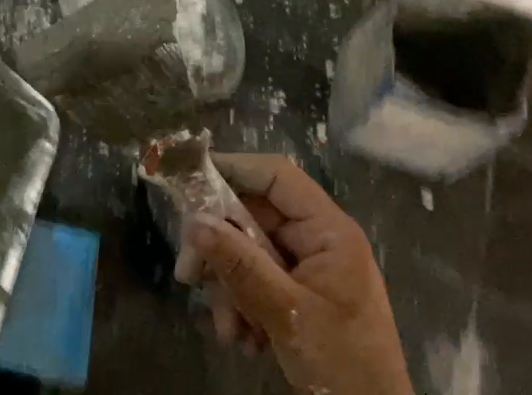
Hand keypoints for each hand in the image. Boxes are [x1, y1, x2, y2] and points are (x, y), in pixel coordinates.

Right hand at [185, 153, 411, 394]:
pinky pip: (255, 279)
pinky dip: (240, 304)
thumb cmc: (342, 362)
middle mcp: (317, 239)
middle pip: (252, 217)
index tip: (190, 177)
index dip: (234, 168)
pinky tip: (241, 337)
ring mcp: (307, 267)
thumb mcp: (287, 312)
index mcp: (329, 231)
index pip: (276, 176)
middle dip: (220, 248)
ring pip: (247, 251)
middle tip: (188, 273)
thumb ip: (241, 264)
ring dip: (228, 287)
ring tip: (228, 328)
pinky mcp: (298, 293)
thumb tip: (194, 220)